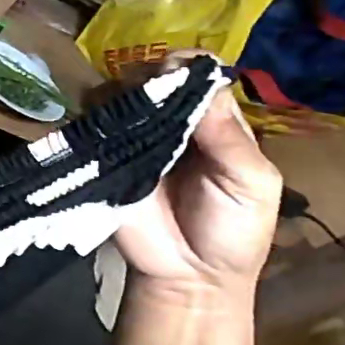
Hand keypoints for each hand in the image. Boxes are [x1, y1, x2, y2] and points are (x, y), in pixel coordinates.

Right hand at [114, 61, 281, 309]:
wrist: (190, 277)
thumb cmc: (233, 232)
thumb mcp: (252, 183)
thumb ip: (230, 138)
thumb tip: (201, 83)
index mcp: (212, 123)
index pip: (197, 78)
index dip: (187, 66)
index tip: (176, 70)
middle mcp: (170, 123)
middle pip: (153, 79)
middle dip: (148, 75)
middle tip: (146, 90)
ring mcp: (133, 139)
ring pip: (118, 96)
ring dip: (118, 93)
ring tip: (125, 110)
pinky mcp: (102, 158)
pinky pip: (92, 128)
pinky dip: (92, 117)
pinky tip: (101, 123)